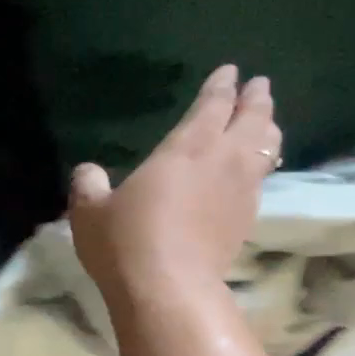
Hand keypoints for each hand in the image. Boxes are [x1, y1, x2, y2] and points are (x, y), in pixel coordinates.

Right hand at [66, 64, 281, 295]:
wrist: (167, 284)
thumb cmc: (124, 241)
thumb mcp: (89, 213)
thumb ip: (88, 186)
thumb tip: (87, 170)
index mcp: (186, 147)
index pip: (212, 105)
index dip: (220, 86)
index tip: (229, 72)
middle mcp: (224, 157)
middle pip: (252, 116)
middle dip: (255, 97)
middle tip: (258, 84)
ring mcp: (243, 185)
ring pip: (267, 142)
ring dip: (267, 125)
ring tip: (264, 119)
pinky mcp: (248, 213)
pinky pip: (262, 173)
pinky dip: (262, 160)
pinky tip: (254, 166)